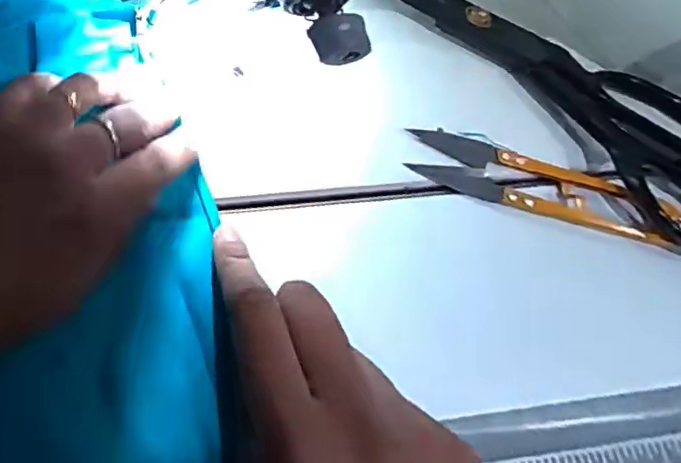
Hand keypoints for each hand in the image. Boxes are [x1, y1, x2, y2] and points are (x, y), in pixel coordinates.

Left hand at [0, 71, 197, 364]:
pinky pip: (38, 82)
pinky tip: (66, 88)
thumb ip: (113, 235)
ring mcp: (32, 129)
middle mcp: (72, 160)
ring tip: (130, 81)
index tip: (191, 139)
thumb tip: (139, 193)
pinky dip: (59, 83)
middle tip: (170, 105)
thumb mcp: (74, 288)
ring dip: (117, 83)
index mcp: (97, 212)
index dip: (180, 148)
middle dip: (158, 110)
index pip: (157, 165)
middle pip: (130, 120)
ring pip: (88, 87)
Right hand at [214, 226, 477, 462]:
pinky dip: (374, 416)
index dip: (237, 272)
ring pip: (353, 354)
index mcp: (299, 436)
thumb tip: (229, 376)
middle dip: (282, 312)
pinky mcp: (455, 444)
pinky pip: (394, 400)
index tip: (225, 239)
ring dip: (331, 374)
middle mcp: (359, 413)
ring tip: (332, 438)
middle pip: (309, 305)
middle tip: (272, 356)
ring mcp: (414, 424)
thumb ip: (241, 432)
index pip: (260, 319)